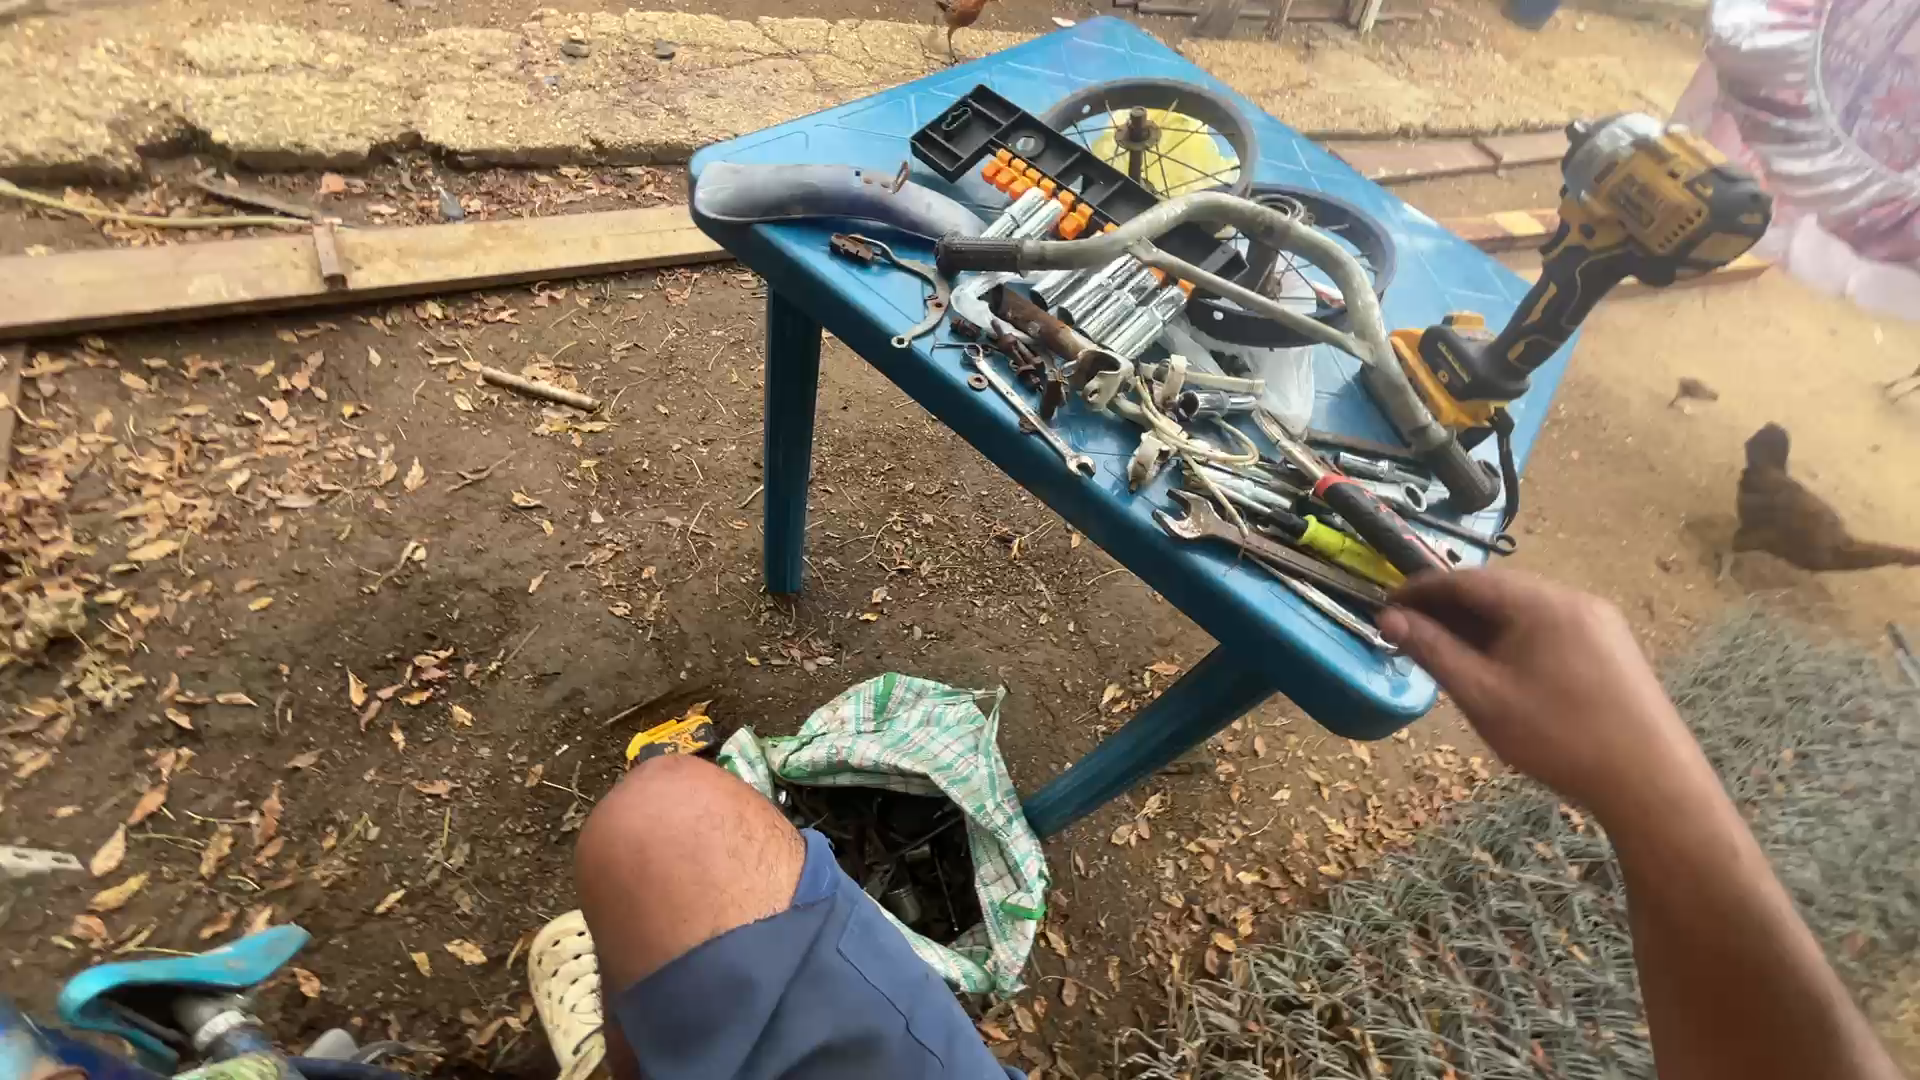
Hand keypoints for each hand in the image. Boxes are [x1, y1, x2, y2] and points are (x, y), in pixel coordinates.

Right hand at [1376, 569, 1715, 821]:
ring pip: (1516, 606)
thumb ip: (1431, 649)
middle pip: (1492, 588)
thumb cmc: (1557, 737)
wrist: (1653, 786)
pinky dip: (1504, 633)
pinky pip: (1541, 623)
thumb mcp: (1481, 693)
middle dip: (1444, 605)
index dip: (1418, 590)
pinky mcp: (1606, 644)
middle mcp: (1572, 600)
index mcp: (1542, 604)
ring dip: (1473, 620)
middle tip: (1406, 630)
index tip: (1384, 608)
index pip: (1465, 579)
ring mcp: (1595, 621)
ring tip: (1441, 647)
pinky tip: (1489, 660)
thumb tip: (1387, 617)